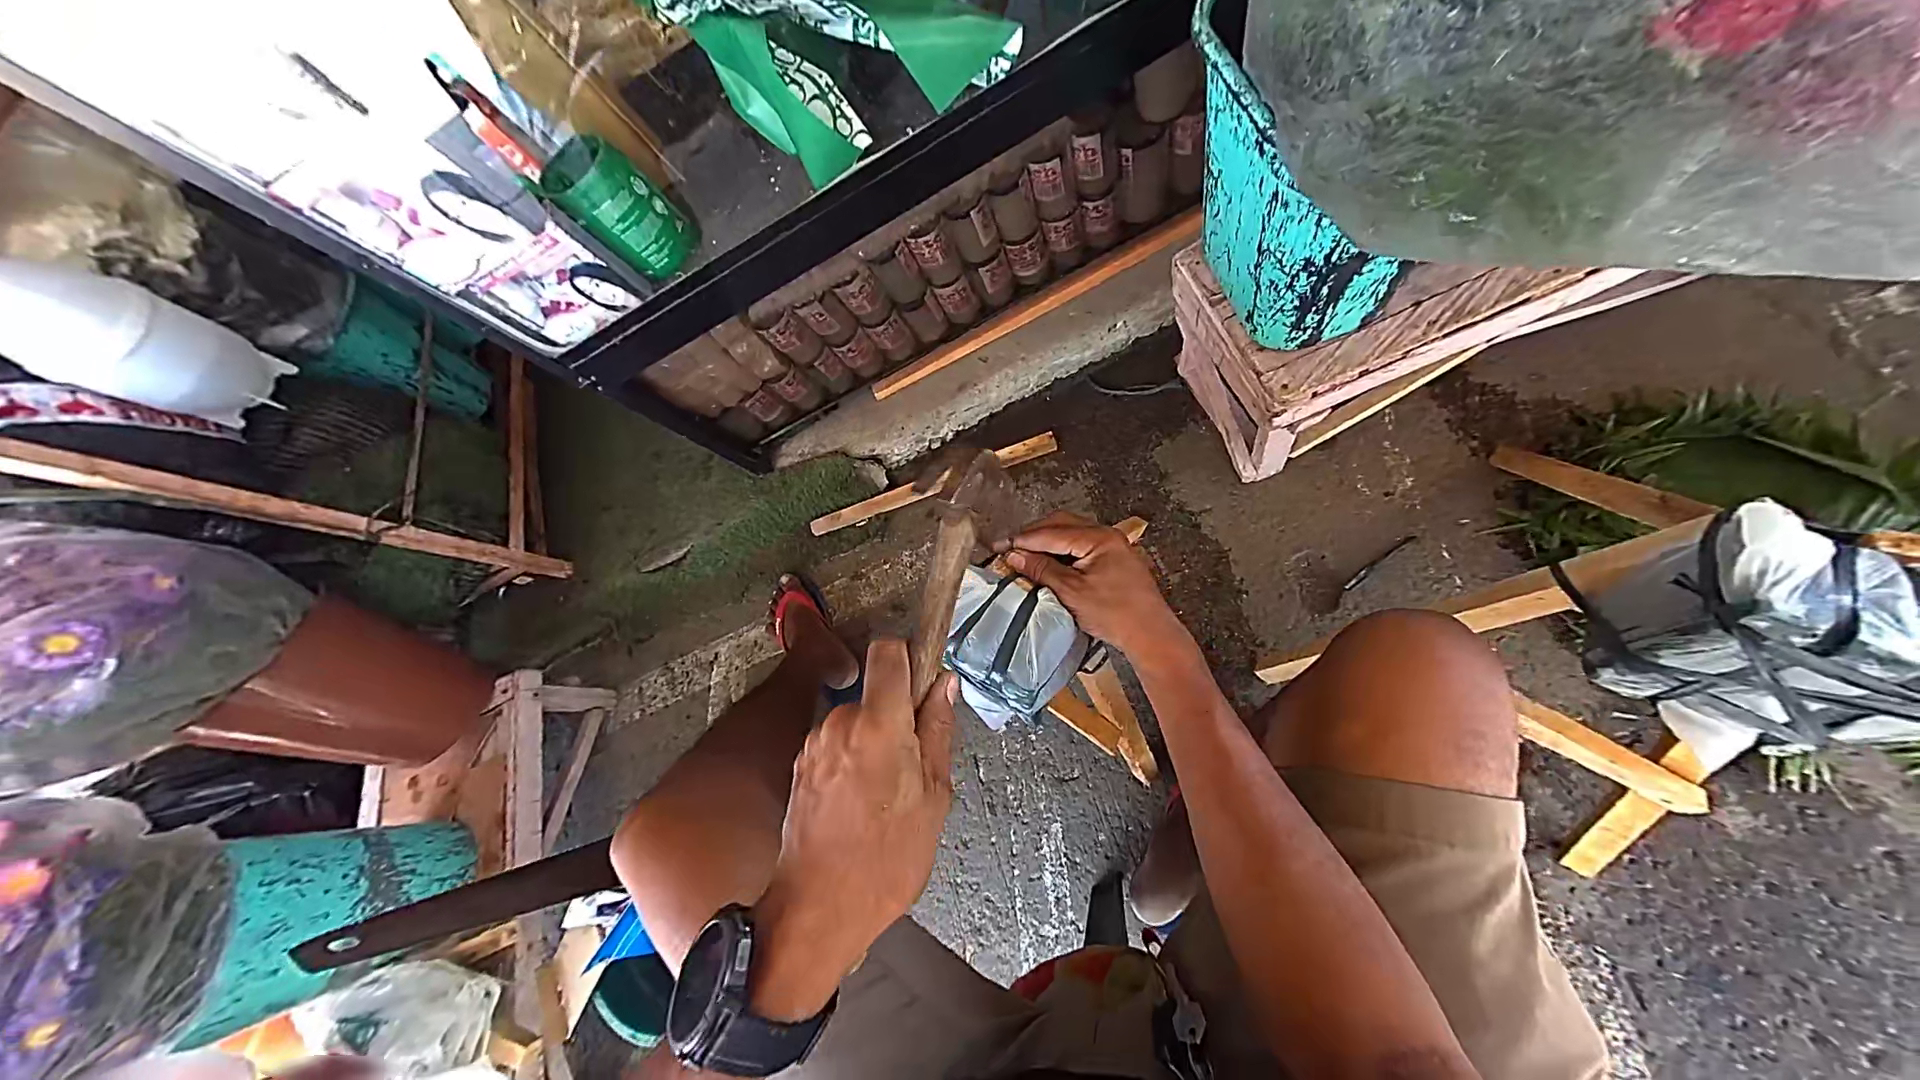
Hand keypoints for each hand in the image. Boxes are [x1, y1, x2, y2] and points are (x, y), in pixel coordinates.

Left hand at [749, 640, 955, 1020]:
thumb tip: (945, 687)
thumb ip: (938, 731)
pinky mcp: (801, 763)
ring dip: (874, 738)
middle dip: (897, 712)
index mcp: (877, 726)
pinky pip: (837, 742)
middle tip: (915, 759)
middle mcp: (839, 724)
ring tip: (886, 791)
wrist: (816, 910)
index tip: (925, 676)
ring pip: (856, 719)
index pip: (888, 651)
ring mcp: (814, 744)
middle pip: (875, 690)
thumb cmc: (883, 862)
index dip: (909, 654)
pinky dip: (852, 757)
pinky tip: (861, 801)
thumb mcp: (933, 797)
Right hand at [999, 513, 1195, 666]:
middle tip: (1010, 547)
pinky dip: (1060, 551)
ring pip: (1070, 534)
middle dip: (1033, 535)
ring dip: (1046, 542)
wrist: (1150, 634)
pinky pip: (1080, 546)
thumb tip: (1015, 556)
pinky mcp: (1112, 560)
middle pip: (1061, 525)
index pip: (1051, 532)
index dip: (1023, 539)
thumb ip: (1042, 569)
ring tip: (1024, 554)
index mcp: (1098, 538)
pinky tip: (1047, 563)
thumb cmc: (1115, 614)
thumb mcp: (1071, 591)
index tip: (1000, 547)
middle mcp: (1106, 535)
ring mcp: (1111, 546)